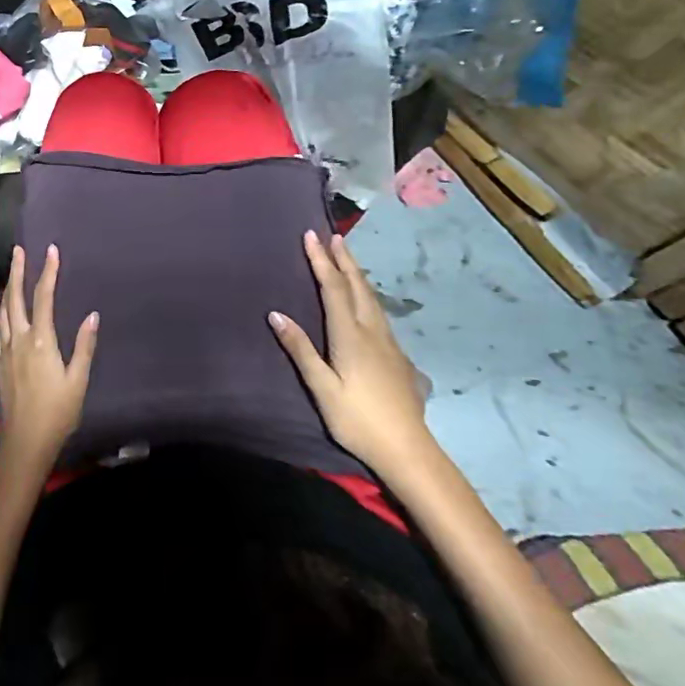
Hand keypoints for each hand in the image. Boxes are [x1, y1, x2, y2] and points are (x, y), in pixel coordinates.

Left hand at [0, 245, 98, 472]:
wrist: (25, 439)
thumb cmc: (58, 412)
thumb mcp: (78, 381)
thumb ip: (84, 346)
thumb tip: (92, 315)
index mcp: (40, 341)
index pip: (43, 298)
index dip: (47, 272)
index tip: (51, 251)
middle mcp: (18, 339)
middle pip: (15, 297)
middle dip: (16, 271)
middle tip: (17, 250)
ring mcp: (5, 349)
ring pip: (3, 310)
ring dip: (8, 288)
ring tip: (12, 272)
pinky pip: (0, 326)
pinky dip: (4, 309)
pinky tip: (7, 309)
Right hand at [271, 231, 432, 472]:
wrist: (408, 449)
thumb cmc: (357, 419)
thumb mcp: (321, 387)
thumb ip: (301, 349)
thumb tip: (276, 314)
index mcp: (350, 336)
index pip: (333, 289)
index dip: (321, 262)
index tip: (310, 236)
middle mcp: (371, 332)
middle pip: (356, 287)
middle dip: (343, 260)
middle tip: (333, 236)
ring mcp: (388, 343)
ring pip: (371, 298)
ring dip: (356, 274)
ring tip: (347, 257)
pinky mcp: (396, 355)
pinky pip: (378, 312)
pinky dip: (365, 293)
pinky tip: (364, 298)